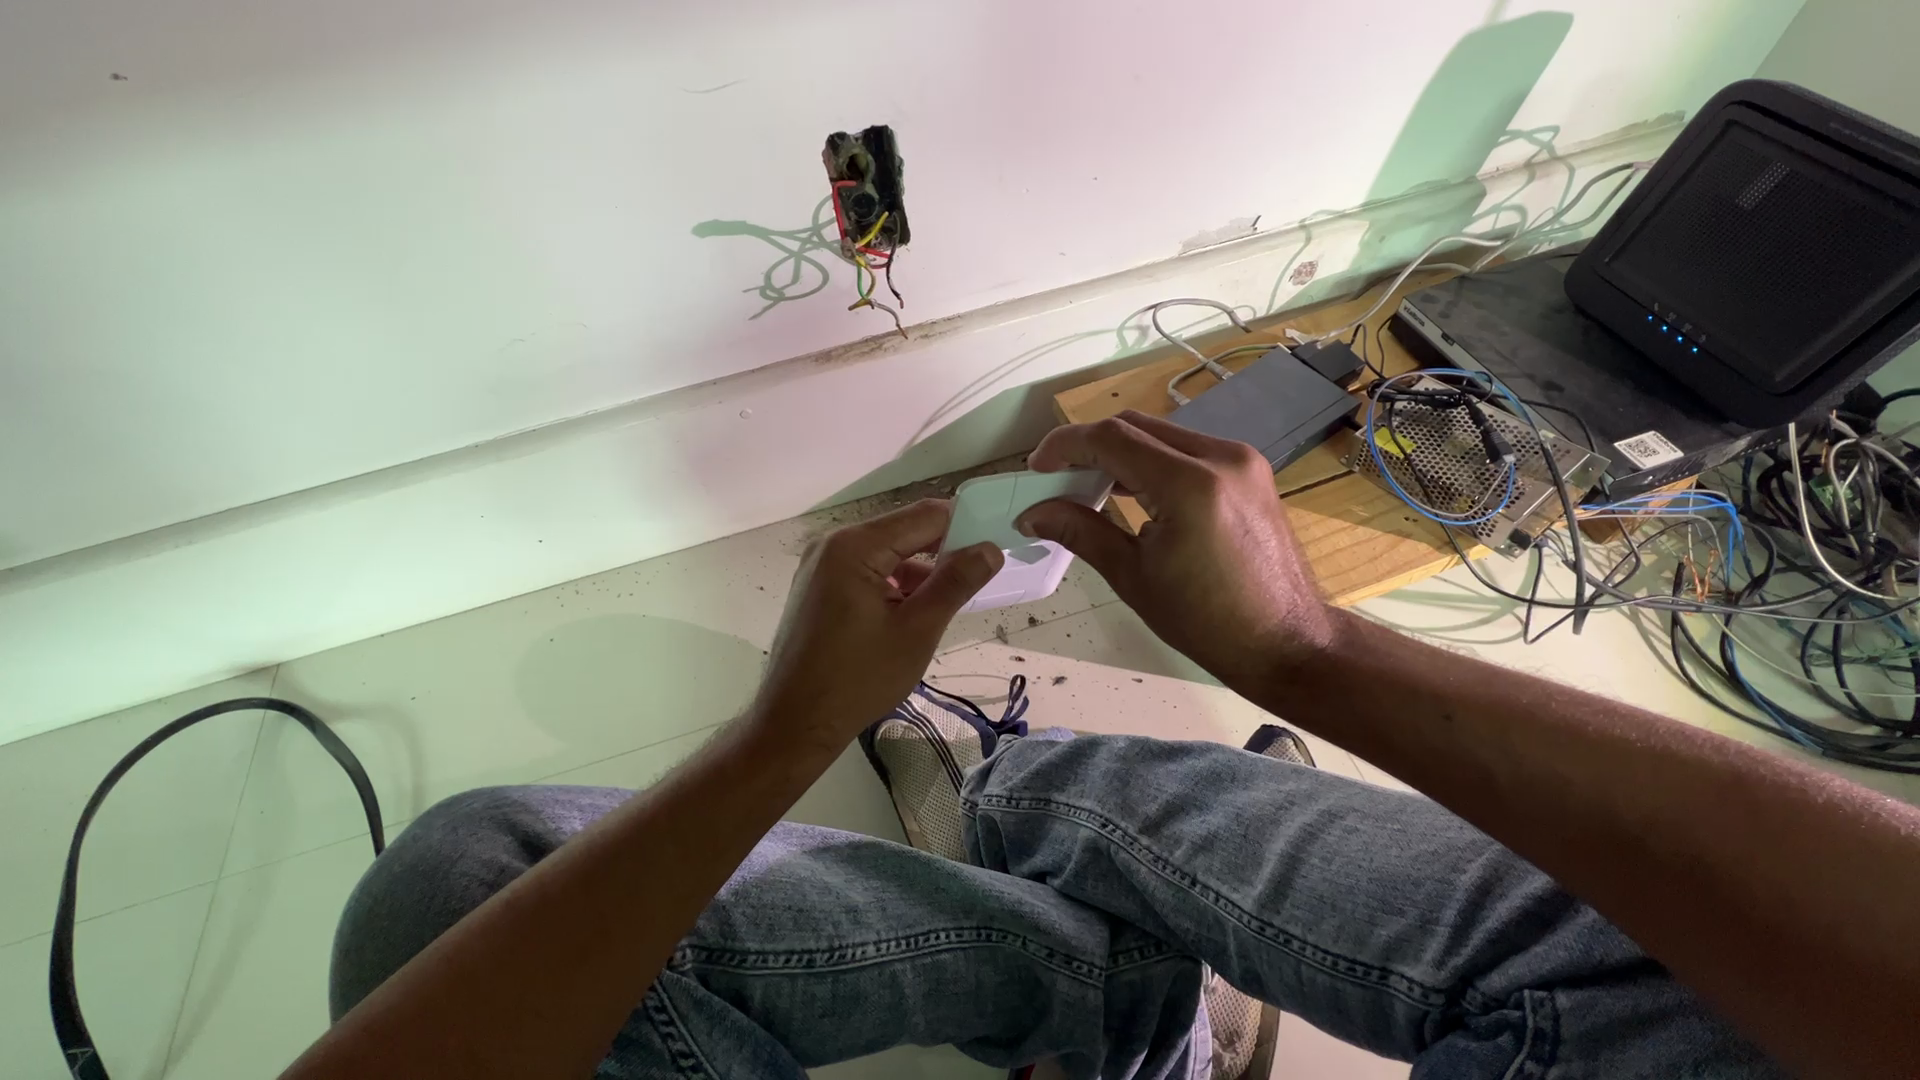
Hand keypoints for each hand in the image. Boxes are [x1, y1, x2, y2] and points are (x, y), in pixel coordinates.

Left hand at [753, 499, 1003, 744]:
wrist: (794, 722)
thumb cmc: (858, 679)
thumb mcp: (917, 630)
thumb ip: (955, 583)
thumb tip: (990, 549)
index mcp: (855, 546)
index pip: (925, 516)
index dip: (965, 526)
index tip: (996, 546)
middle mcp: (833, 544)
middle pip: (904, 531)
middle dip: (943, 551)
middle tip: (978, 578)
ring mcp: (821, 565)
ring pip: (887, 553)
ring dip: (920, 573)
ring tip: (946, 605)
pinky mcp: (818, 587)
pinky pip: (867, 571)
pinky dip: (895, 585)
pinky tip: (912, 615)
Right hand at [1017, 411, 1336, 687]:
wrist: (1286, 641)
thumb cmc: (1205, 621)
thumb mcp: (1133, 577)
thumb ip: (1081, 532)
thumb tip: (1031, 513)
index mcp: (1189, 485)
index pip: (1112, 438)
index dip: (1065, 445)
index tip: (1037, 467)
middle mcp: (1220, 457)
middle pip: (1136, 426)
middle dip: (1090, 445)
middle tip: (1059, 478)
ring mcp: (1242, 460)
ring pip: (1163, 434)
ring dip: (1121, 452)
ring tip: (1090, 486)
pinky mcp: (1250, 470)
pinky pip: (1188, 449)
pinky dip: (1153, 461)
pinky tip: (1133, 492)